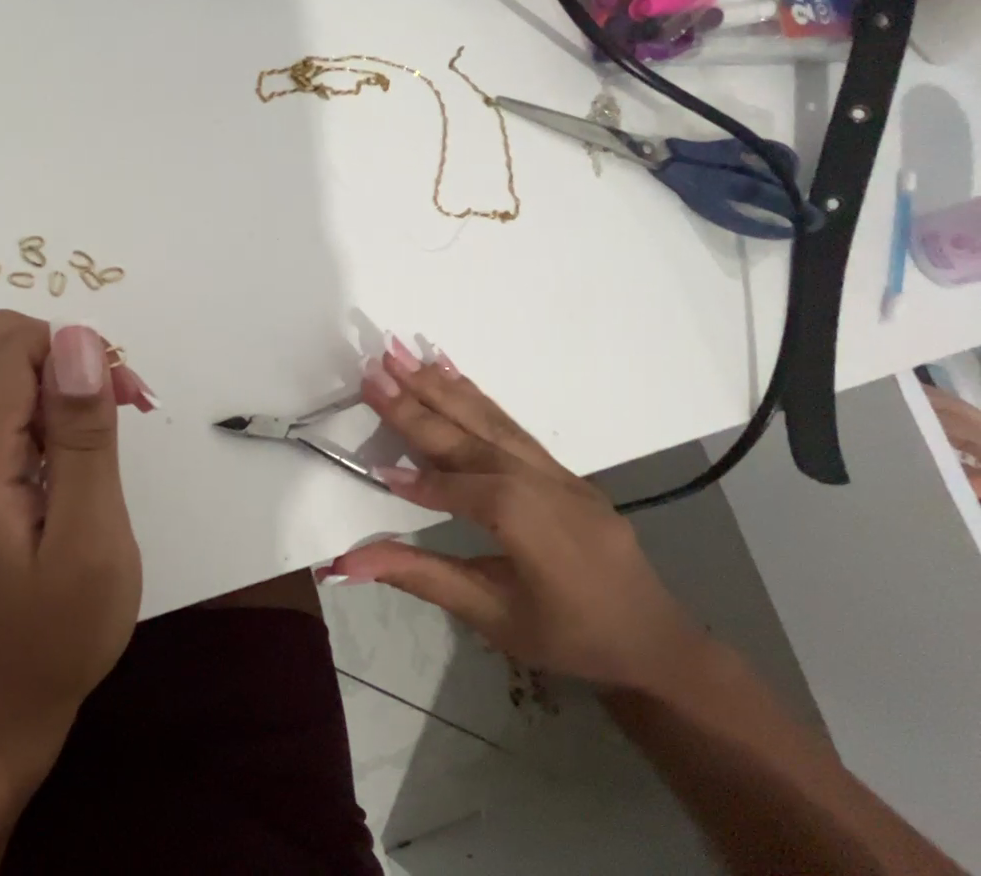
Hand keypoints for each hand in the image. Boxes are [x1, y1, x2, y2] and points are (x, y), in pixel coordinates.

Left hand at [0, 311, 152, 733]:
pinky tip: (86, 454)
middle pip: (3, 346)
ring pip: (9, 370)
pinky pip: (11, 404)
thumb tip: (79, 340)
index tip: (124, 400)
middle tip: (122, 408)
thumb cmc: (61, 628)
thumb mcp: (91, 537)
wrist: (14, 688)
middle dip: (71, 359)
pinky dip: (56, 409)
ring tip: (112, 435)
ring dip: (67, 383)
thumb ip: (83, 436)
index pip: (13, 346)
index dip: (76, 354)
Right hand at [329, 341, 709, 694]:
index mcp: (532, 526)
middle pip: (473, 440)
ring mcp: (563, 477)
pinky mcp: (566, 475)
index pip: (461, 490)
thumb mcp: (492, 616)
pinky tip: (455, 374)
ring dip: (445, 387)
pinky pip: (516, 429)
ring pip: (494, 423)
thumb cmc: (570, 639)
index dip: (415, 481)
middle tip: (375, 368)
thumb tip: (344, 565)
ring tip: (404, 355)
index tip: (368, 464)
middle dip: (419, 404)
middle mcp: (548, 488)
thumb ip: (419, 577)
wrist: (658, 647)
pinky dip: (479, 398)